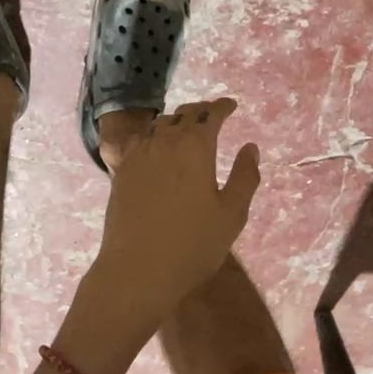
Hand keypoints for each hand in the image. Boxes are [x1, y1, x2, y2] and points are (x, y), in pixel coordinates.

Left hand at [93, 99, 260, 320]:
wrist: (138, 268)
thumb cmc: (192, 245)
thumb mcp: (231, 214)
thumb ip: (245, 177)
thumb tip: (250, 147)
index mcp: (195, 147)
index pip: (210, 114)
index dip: (222, 106)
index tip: (231, 105)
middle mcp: (165, 140)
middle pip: (184, 113)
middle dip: (201, 110)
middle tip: (212, 113)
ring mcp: (140, 153)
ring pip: (160, 124)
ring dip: (177, 121)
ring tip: (187, 128)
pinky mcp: (122, 168)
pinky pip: (140, 140)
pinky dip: (154, 135)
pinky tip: (157, 146)